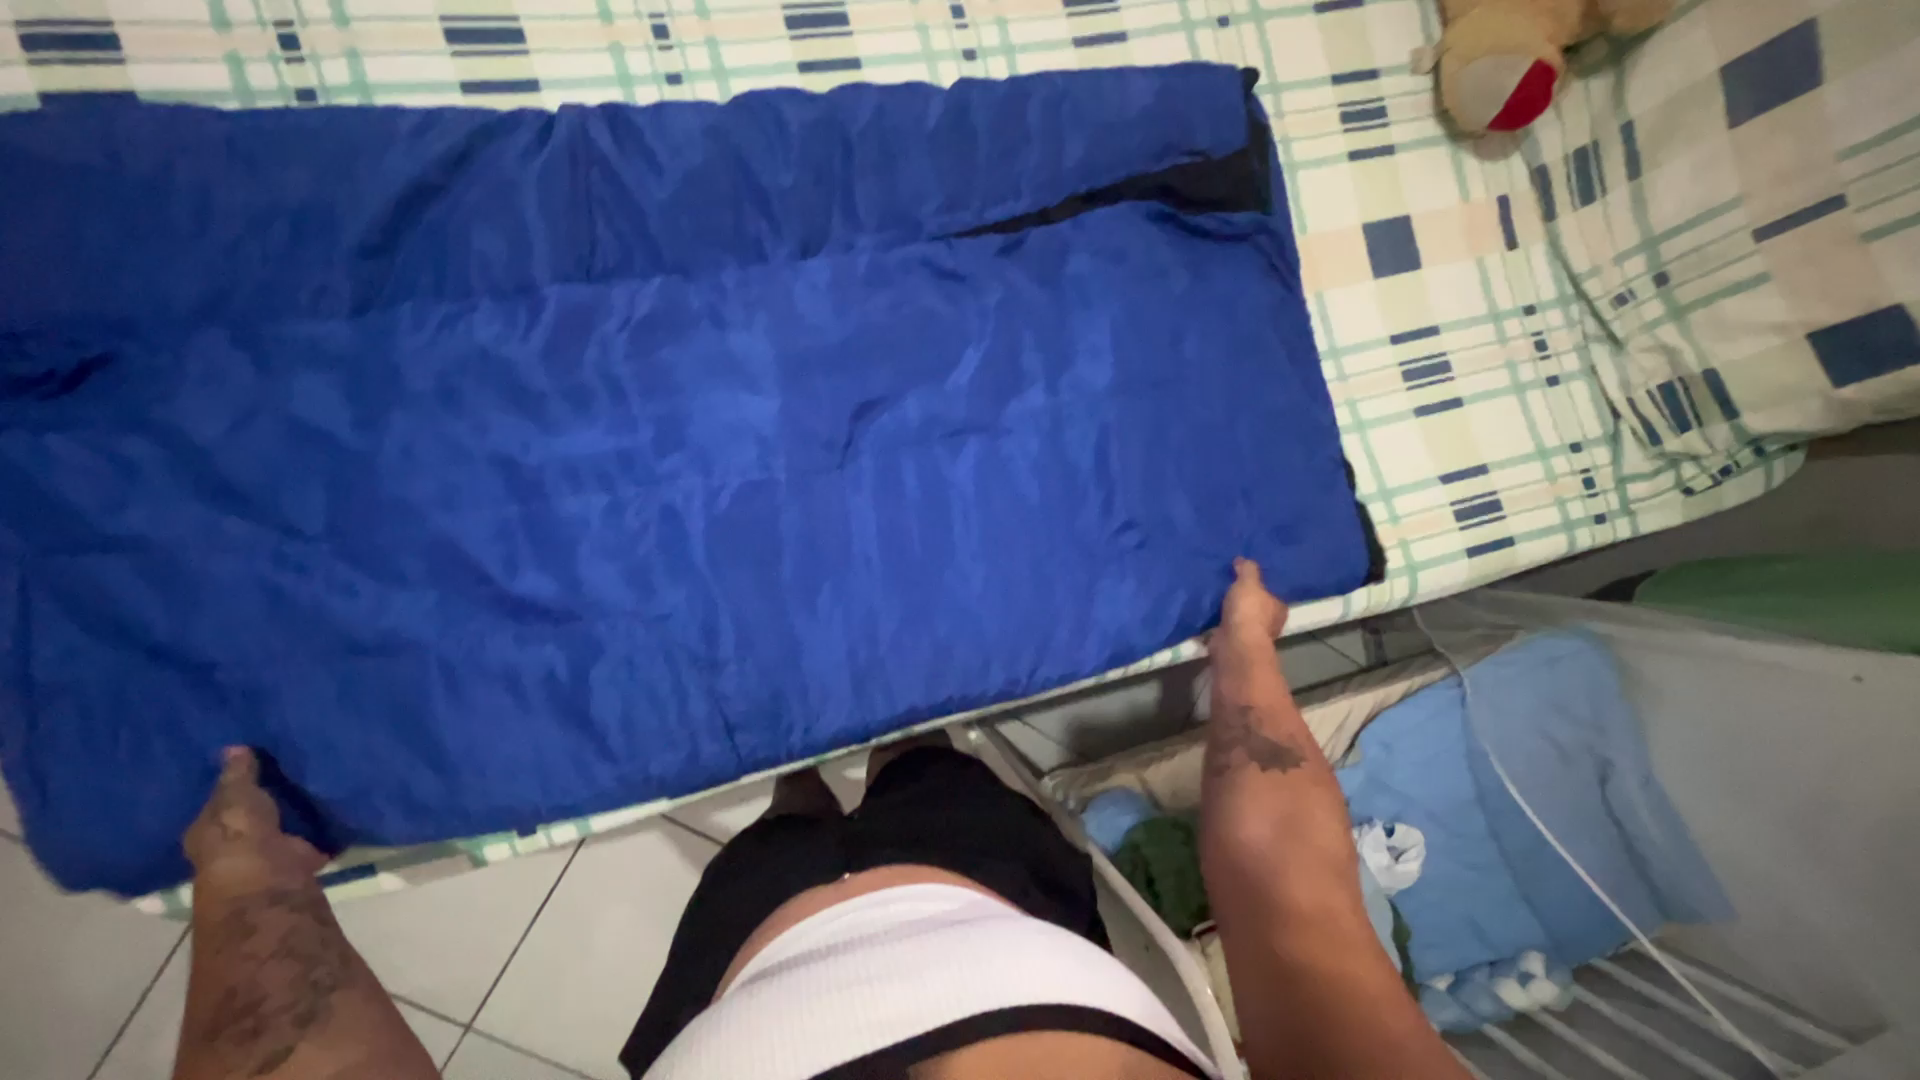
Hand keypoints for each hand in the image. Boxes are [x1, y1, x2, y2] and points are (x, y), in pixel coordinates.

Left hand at [184, 747, 326, 888]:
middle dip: (271, 797)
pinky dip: (327, 825)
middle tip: (295, 765)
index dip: (235, 783)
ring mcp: (269, 851)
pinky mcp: (301, 857)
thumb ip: (238, 773)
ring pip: (285, 824)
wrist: (270, 873)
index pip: (219, 802)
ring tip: (322, 778)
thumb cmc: (239, 832)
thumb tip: (234, 747)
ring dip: (299, 811)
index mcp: (208, 829)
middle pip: (254, 814)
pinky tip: (340, 804)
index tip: (255, 761)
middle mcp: (236, 842)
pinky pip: (316, 835)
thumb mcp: (235, 795)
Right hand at [1218, 557, 1287, 643]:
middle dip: (1244, 600)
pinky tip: (1208, 612)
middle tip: (1228, 585)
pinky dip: (1218, 622)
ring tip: (1214, 596)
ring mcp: (1250, 635)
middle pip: (1256, 607)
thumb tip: (1242, 560)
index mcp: (1278, 608)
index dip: (1261, 587)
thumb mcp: (1248, 582)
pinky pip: (1225, 627)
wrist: (1234, 643)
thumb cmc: (1248, 610)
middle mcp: (1269, 623)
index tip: (1247, 579)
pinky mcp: (1233, 642)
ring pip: (1240, 618)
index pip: (1272, 595)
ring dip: (1229, 611)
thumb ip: (1247, 569)